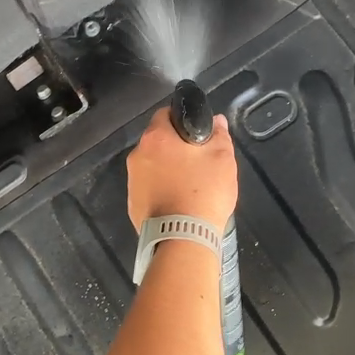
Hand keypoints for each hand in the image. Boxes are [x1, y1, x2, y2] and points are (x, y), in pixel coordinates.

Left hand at [126, 107, 237, 231]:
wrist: (183, 239)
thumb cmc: (204, 193)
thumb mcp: (222, 159)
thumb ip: (219, 135)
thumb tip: (216, 121)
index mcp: (156, 138)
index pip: (166, 114)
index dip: (183, 121)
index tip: (198, 135)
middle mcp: (137, 156)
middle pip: (157, 143)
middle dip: (175, 149)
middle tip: (198, 163)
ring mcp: (131, 183)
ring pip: (152, 168)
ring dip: (167, 172)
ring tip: (189, 188)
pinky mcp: (133, 206)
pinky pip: (149, 191)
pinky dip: (161, 193)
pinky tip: (178, 205)